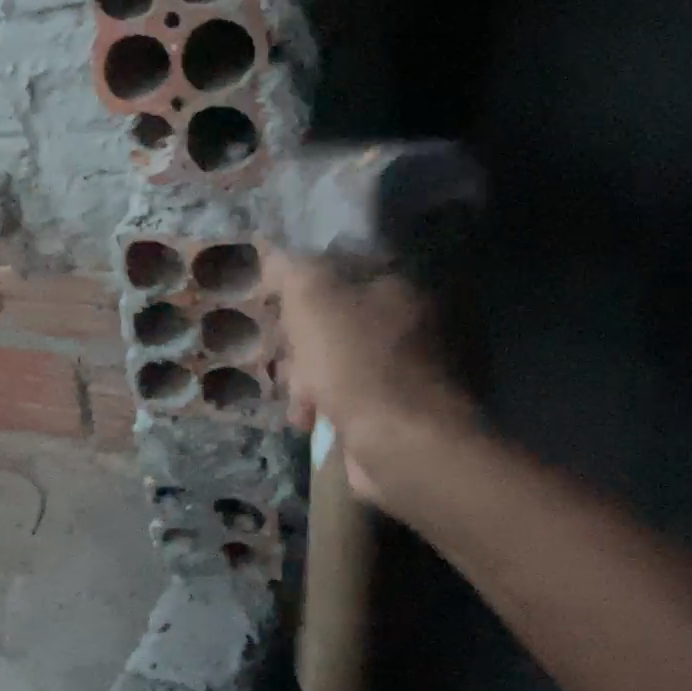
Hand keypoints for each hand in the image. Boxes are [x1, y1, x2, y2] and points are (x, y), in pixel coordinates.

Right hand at [267, 252, 472, 502]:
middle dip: (304, 342)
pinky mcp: (409, 408)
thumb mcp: (312, 299)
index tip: (276, 307)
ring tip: (297, 400)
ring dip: (310, 379)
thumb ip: (291, 268)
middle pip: (341, 318)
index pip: (345, 270)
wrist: (402, 442)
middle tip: (283, 359)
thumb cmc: (356, 361)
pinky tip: (311, 420)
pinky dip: (329, 405)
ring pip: (343, 360)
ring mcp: (419, 367)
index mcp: (405, 285)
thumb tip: (271, 249)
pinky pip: (355, 396)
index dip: (303, 287)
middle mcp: (420, 320)